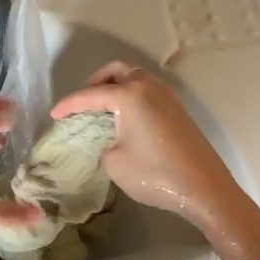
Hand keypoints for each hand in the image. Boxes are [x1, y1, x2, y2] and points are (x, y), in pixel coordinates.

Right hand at [52, 62, 239, 225]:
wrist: (204, 188)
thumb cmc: (155, 174)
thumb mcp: (114, 162)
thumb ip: (105, 143)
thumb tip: (113, 140)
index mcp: (130, 94)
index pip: (91, 94)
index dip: (69, 104)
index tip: (54, 114)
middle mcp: (149, 87)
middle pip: (118, 70)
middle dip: (96, 81)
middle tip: (83, 101)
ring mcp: (168, 97)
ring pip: (136, 78)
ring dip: (117, 86)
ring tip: (103, 108)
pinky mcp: (179, 111)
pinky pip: (148, 91)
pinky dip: (132, 96)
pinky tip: (126, 118)